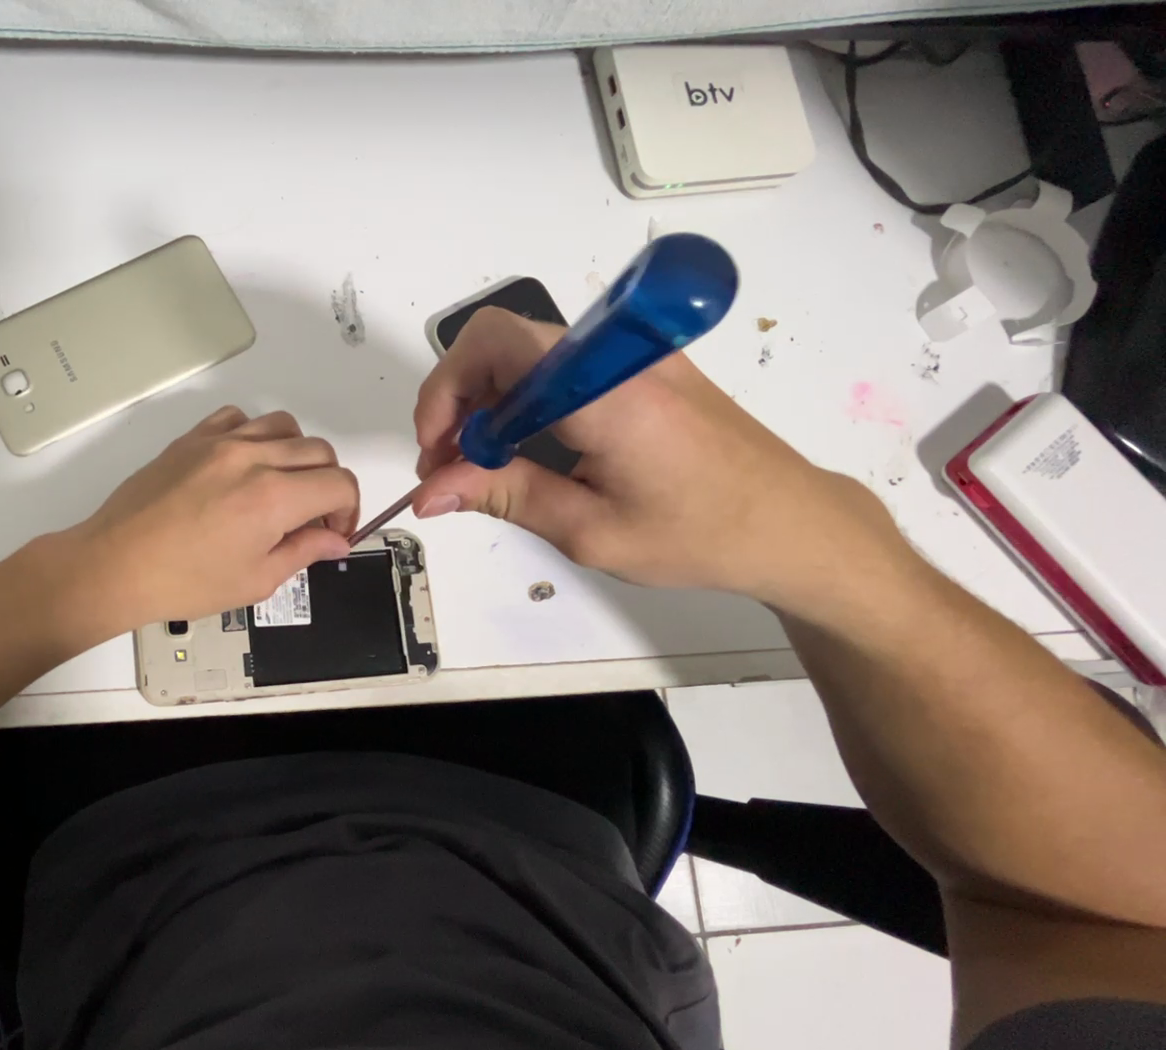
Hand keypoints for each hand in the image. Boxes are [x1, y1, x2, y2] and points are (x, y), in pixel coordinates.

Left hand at [68, 406, 359, 631]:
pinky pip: (238, 417)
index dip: (348, 510)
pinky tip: (246, 465)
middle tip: (313, 518)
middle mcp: (251, 458)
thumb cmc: (181, 581)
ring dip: (297, 455)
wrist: (116, 566)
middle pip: (319, 452)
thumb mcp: (255, 580)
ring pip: (284, 426)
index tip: (334, 531)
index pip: (339, 484)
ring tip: (282, 488)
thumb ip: (303, 552)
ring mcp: (219, 443)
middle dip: (328, 485)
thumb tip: (334, 541)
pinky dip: (254, 435)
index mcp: (273, 497)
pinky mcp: (191, 439)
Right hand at [410, 308, 913, 611]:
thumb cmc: (699, 535)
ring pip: (523, 355)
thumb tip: (428, 493)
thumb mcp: (588, 530)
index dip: (445, 389)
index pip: (494, 344)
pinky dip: (521, 404)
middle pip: (500, 343)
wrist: (794, 524)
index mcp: (603, 393)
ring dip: (486, 405)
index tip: (437, 451)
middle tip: (450, 465)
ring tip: (480, 469)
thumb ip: (503, 497)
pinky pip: (555, 368)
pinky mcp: (637, 369)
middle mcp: (612, 357)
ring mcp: (627, 358)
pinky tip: (522, 453)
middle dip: (457, 400)